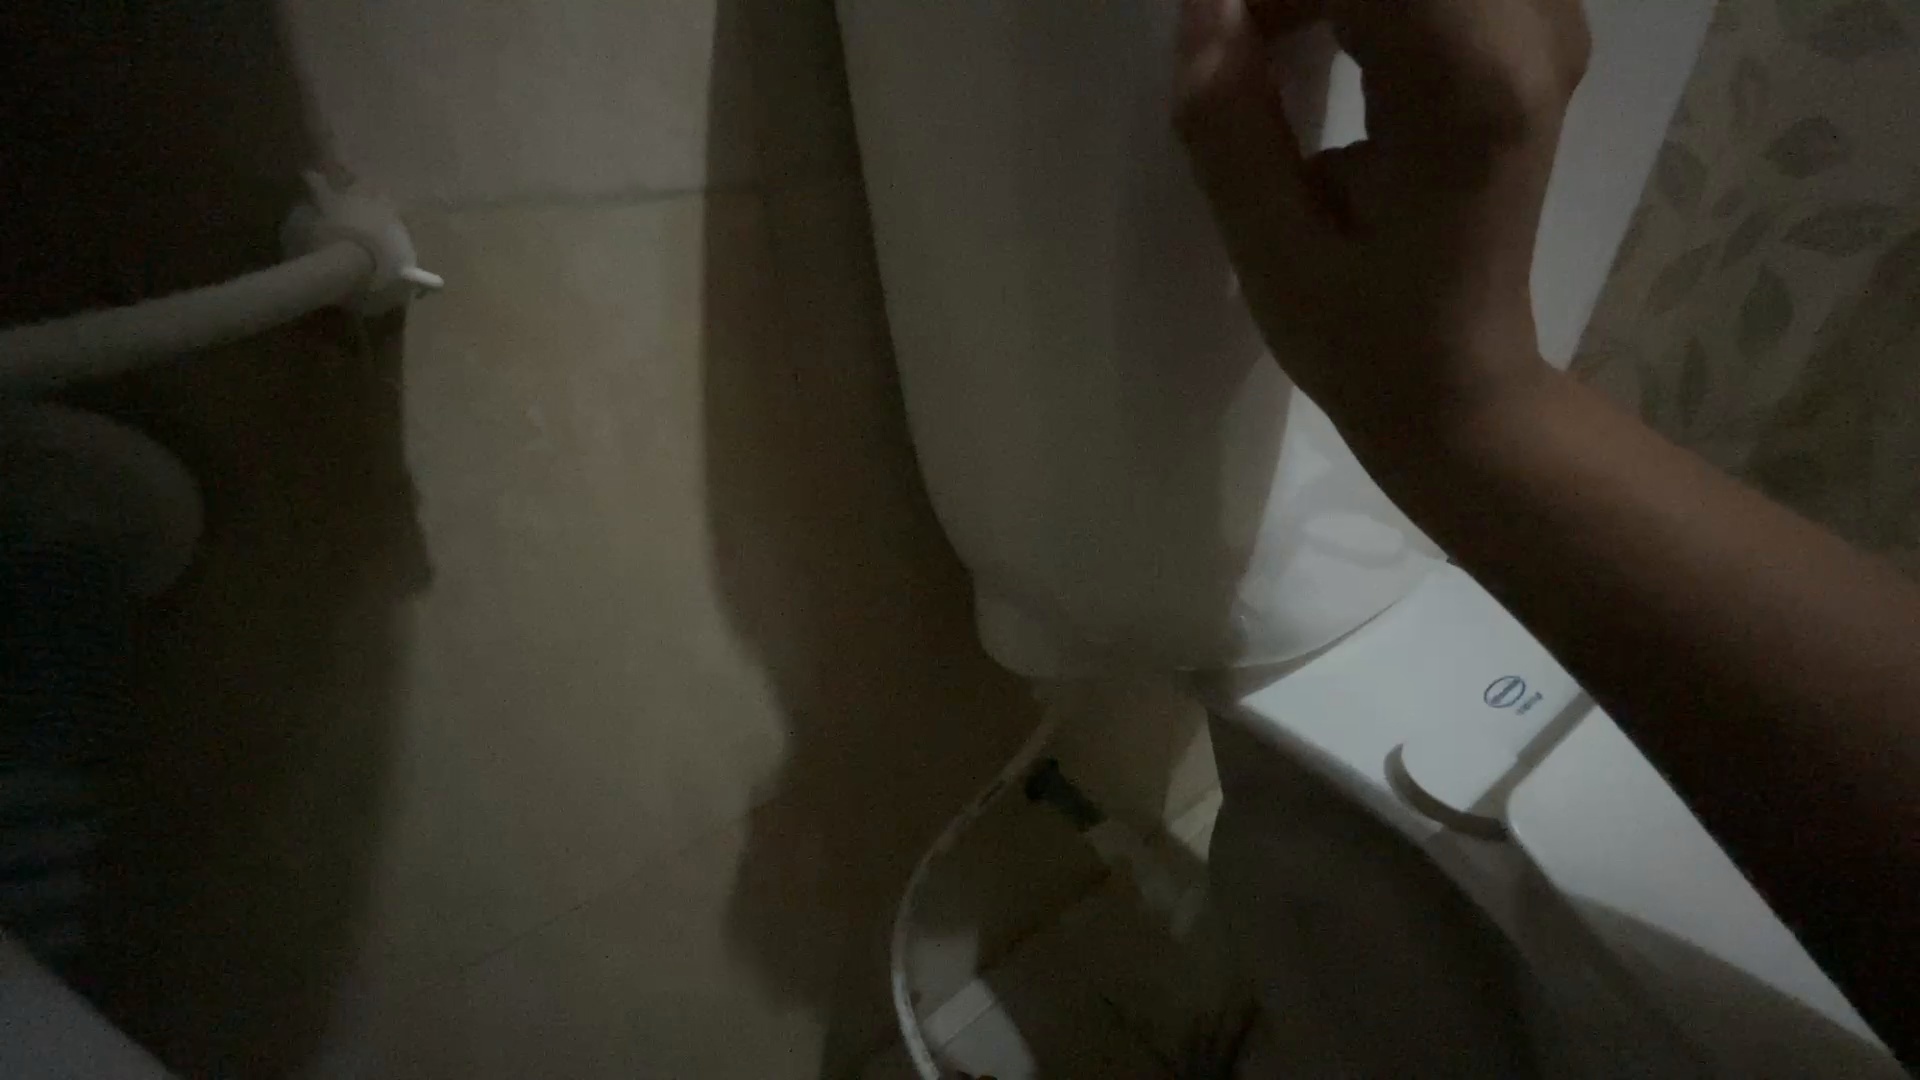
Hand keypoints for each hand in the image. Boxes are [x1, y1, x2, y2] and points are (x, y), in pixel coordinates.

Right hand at [1174, 0, 1589, 453]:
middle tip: (1232, 41)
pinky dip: (1359, 1)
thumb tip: (1201, 7)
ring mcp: (1543, 29)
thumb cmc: (1360, 340)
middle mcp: (1530, 30)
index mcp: (1465, 88)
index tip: (1208, 28)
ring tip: (1260, 44)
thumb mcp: (1274, 255)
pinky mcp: (1528, 44)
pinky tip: (1317, 38)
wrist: (1452, 382)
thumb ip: (1231, 129)